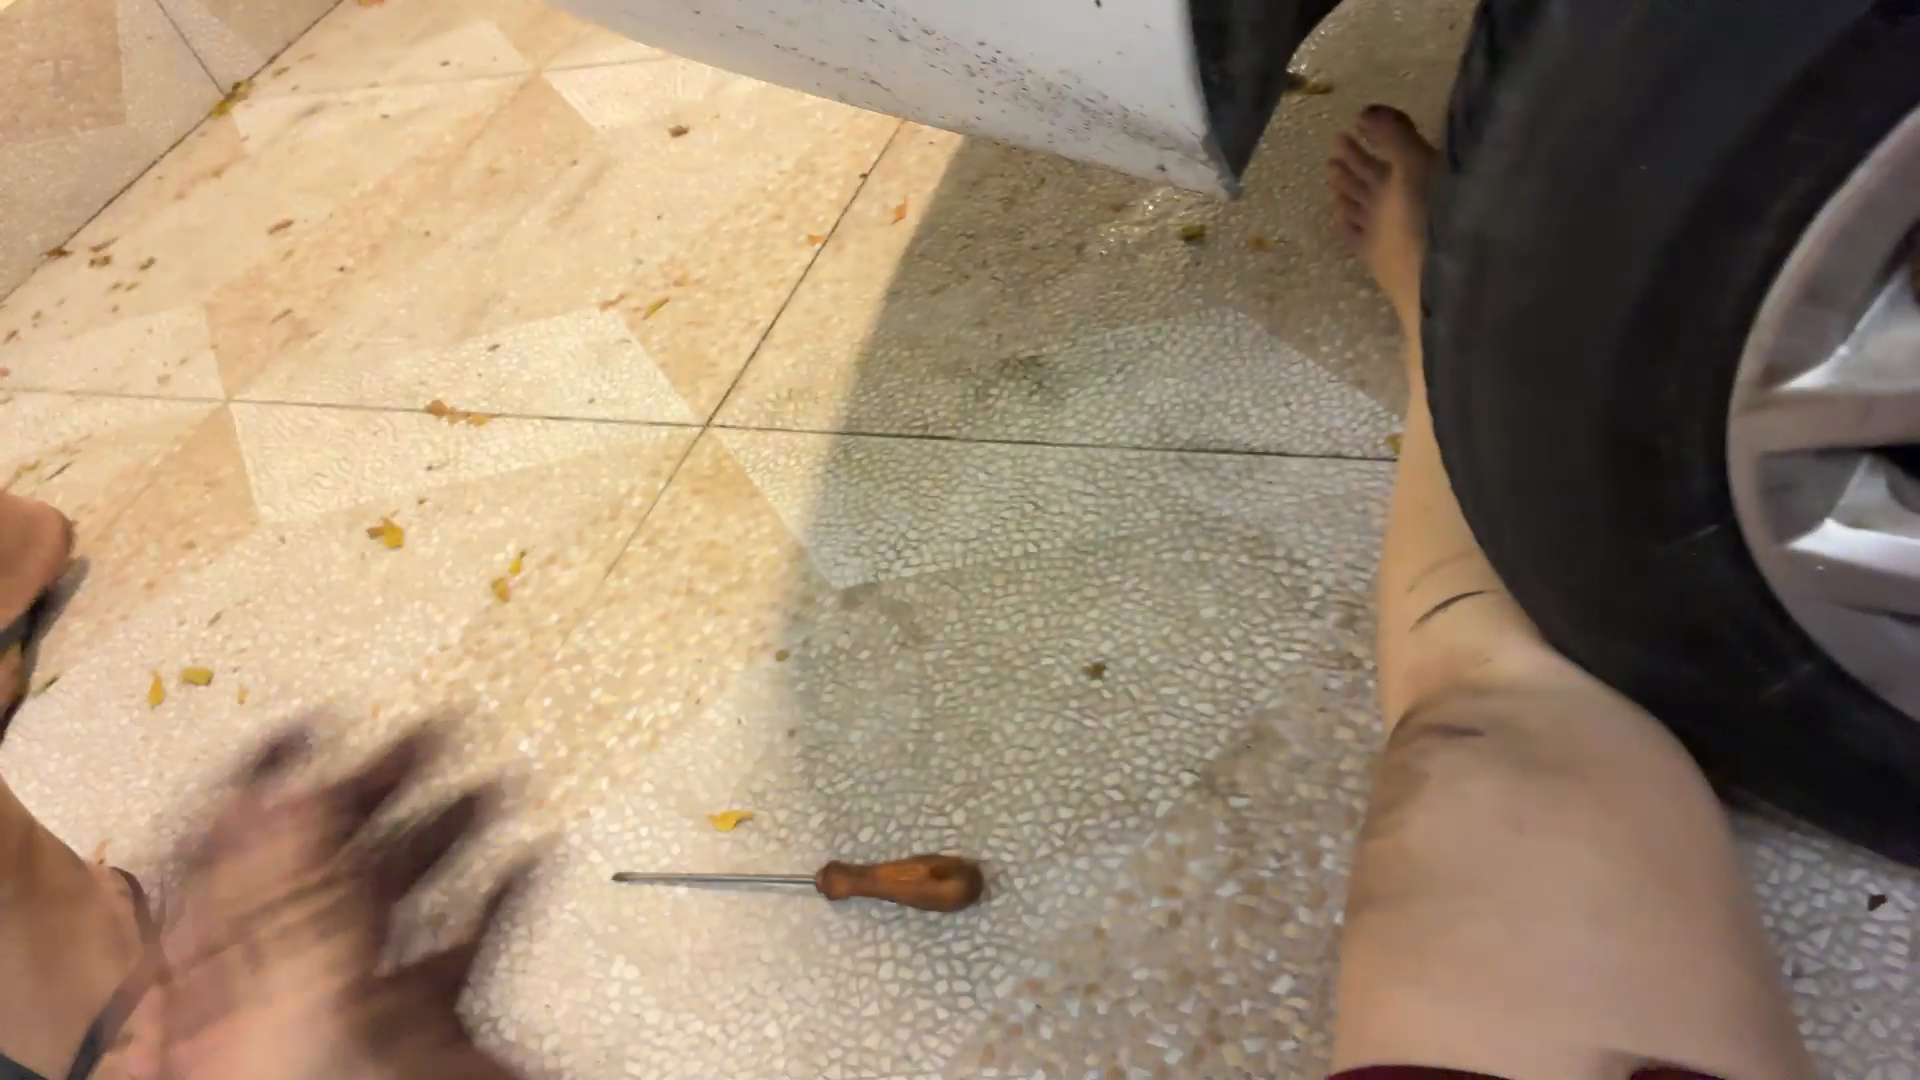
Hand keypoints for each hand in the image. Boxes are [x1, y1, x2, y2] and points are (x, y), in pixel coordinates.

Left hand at [151, 727, 531, 1079]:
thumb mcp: (292, 1019)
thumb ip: (285, 909)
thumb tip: (281, 792)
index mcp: (223, 997)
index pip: (222, 866)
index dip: (259, 783)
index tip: (311, 719)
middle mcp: (285, 996)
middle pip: (329, 865)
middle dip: (382, 786)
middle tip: (433, 728)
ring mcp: (365, 1011)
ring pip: (406, 892)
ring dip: (453, 827)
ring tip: (494, 782)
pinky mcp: (437, 1018)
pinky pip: (472, 934)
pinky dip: (505, 888)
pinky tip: (532, 856)